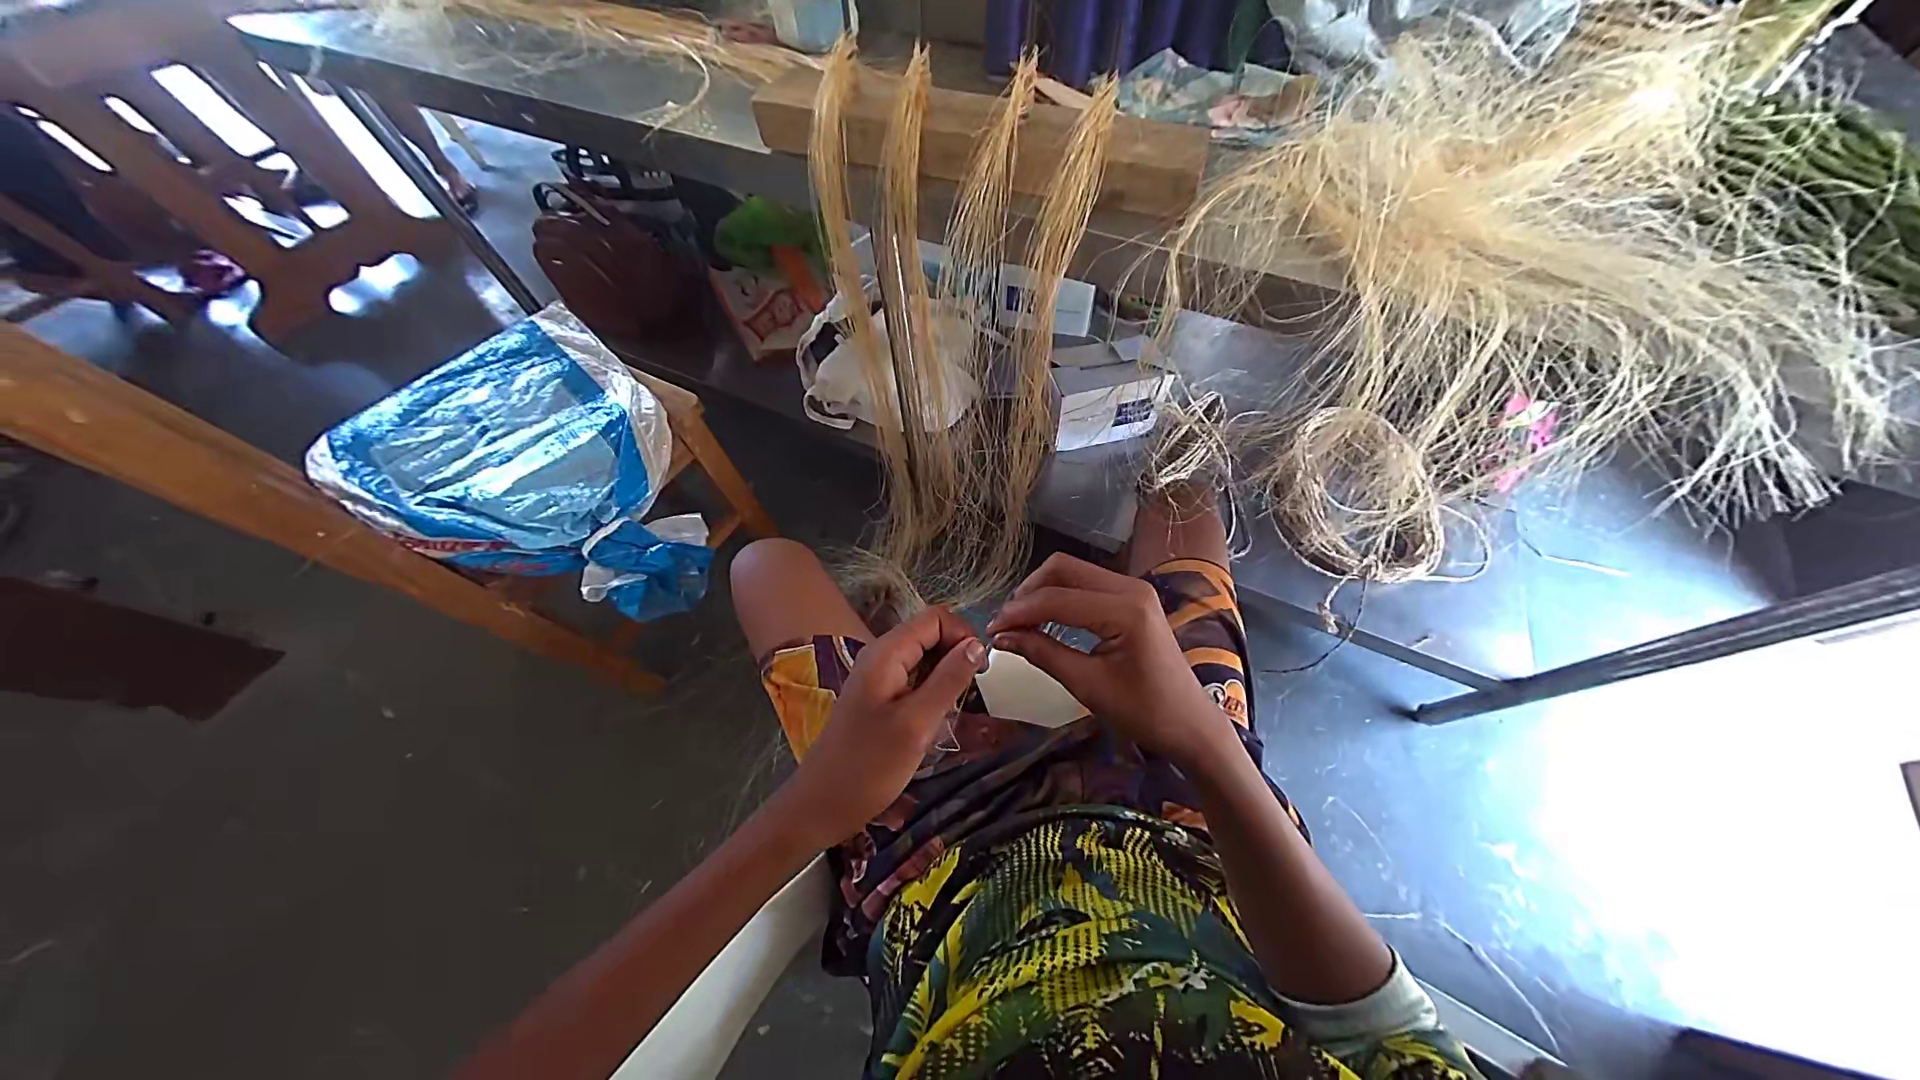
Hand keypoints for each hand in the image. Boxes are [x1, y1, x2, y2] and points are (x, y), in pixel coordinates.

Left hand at [776, 607, 985, 847]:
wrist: (821, 805)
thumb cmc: (869, 766)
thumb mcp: (917, 723)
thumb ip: (949, 680)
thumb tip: (977, 645)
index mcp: (887, 653)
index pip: (936, 617)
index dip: (964, 636)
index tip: (982, 671)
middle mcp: (881, 656)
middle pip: (931, 634)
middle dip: (958, 655)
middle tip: (973, 694)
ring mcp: (879, 677)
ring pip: (926, 658)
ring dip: (948, 675)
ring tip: (959, 708)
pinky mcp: (880, 697)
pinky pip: (915, 679)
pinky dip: (934, 691)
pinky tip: (939, 718)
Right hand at [986, 553, 1236, 770]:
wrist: (1191, 724)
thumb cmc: (1144, 711)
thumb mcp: (1088, 684)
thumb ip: (1042, 653)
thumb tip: (1002, 638)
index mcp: (1125, 609)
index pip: (1057, 598)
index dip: (1019, 613)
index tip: (992, 631)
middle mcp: (1131, 587)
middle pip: (1062, 569)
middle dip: (1028, 593)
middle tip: (1006, 624)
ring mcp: (1134, 589)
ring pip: (1073, 572)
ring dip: (1042, 592)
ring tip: (1020, 623)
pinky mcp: (1132, 598)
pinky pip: (1086, 585)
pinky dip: (1060, 597)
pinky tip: (1044, 620)